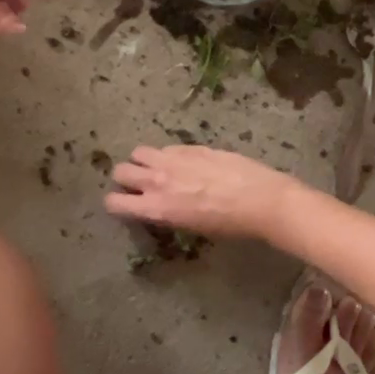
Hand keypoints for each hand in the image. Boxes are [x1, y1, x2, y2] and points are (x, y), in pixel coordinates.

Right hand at [105, 146, 310, 240]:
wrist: (260, 200)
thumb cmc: (229, 224)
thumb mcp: (191, 226)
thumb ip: (166, 211)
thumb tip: (157, 205)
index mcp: (156, 207)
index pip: (114, 202)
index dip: (115, 203)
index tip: (122, 204)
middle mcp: (157, 181)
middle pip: (120, 171)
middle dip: (125, 178)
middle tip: (139, 184)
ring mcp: (171, 159)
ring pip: (138, 152)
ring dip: (142, 161)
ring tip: (157, 168)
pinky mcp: (189, 146)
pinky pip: (165, 148)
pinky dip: (167, 155)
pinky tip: (185, 163)